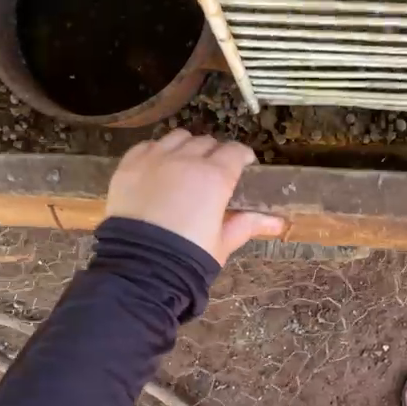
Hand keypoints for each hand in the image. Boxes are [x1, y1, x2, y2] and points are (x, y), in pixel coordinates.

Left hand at [105, 130, 285, 263]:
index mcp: (215, 177)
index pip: (235, 151)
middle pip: (207, 143)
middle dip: (214, 153)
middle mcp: (186, 159)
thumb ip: (248, 224)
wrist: (140, 268)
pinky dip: (158, 151)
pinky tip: (159, 167)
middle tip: (214, 173)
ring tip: (186, 165)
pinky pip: (148, 145)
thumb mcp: (222, 242)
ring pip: (178, 137)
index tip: (244, 165)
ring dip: (187, 147)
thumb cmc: (188, 257)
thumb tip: (278, 222)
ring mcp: (155, 159)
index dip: (242, 157)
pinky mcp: (128, 166)